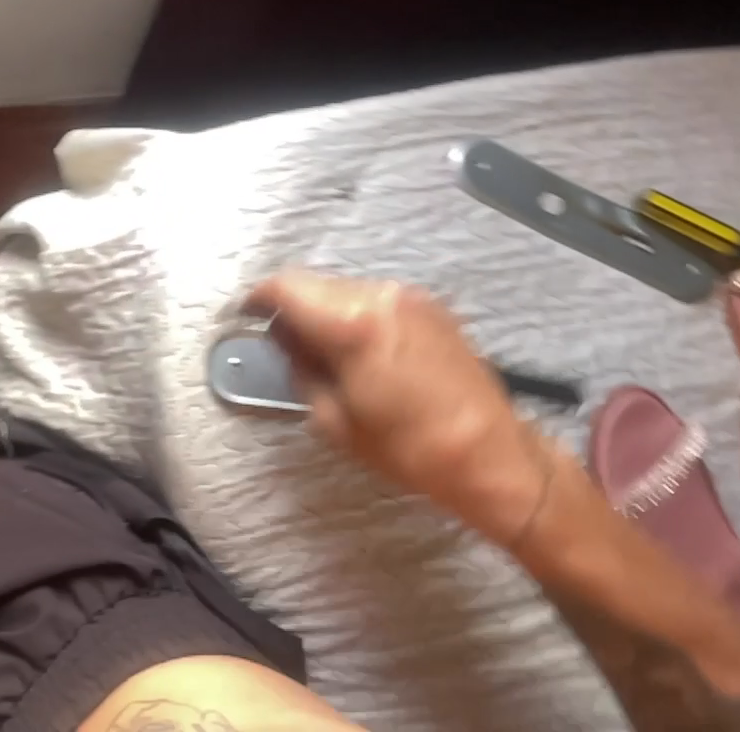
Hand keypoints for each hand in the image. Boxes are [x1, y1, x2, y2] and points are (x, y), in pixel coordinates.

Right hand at [244, 271, 548, 541]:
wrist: (492, 456)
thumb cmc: (407, 448)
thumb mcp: (334, 418)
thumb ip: (301, 367)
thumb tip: (286, 340)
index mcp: (352, 322)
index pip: (286, 287)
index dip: (258, 298)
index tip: (247, 315)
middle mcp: (380, 295)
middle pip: (314, 283)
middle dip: (291, 306)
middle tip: (283, 341)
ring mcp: (409, 297)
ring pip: (344, 287)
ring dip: (324, 309)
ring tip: (323, 348)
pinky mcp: (430, 306)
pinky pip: (374, 297)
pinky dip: (354, 312)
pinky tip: (358, 347)